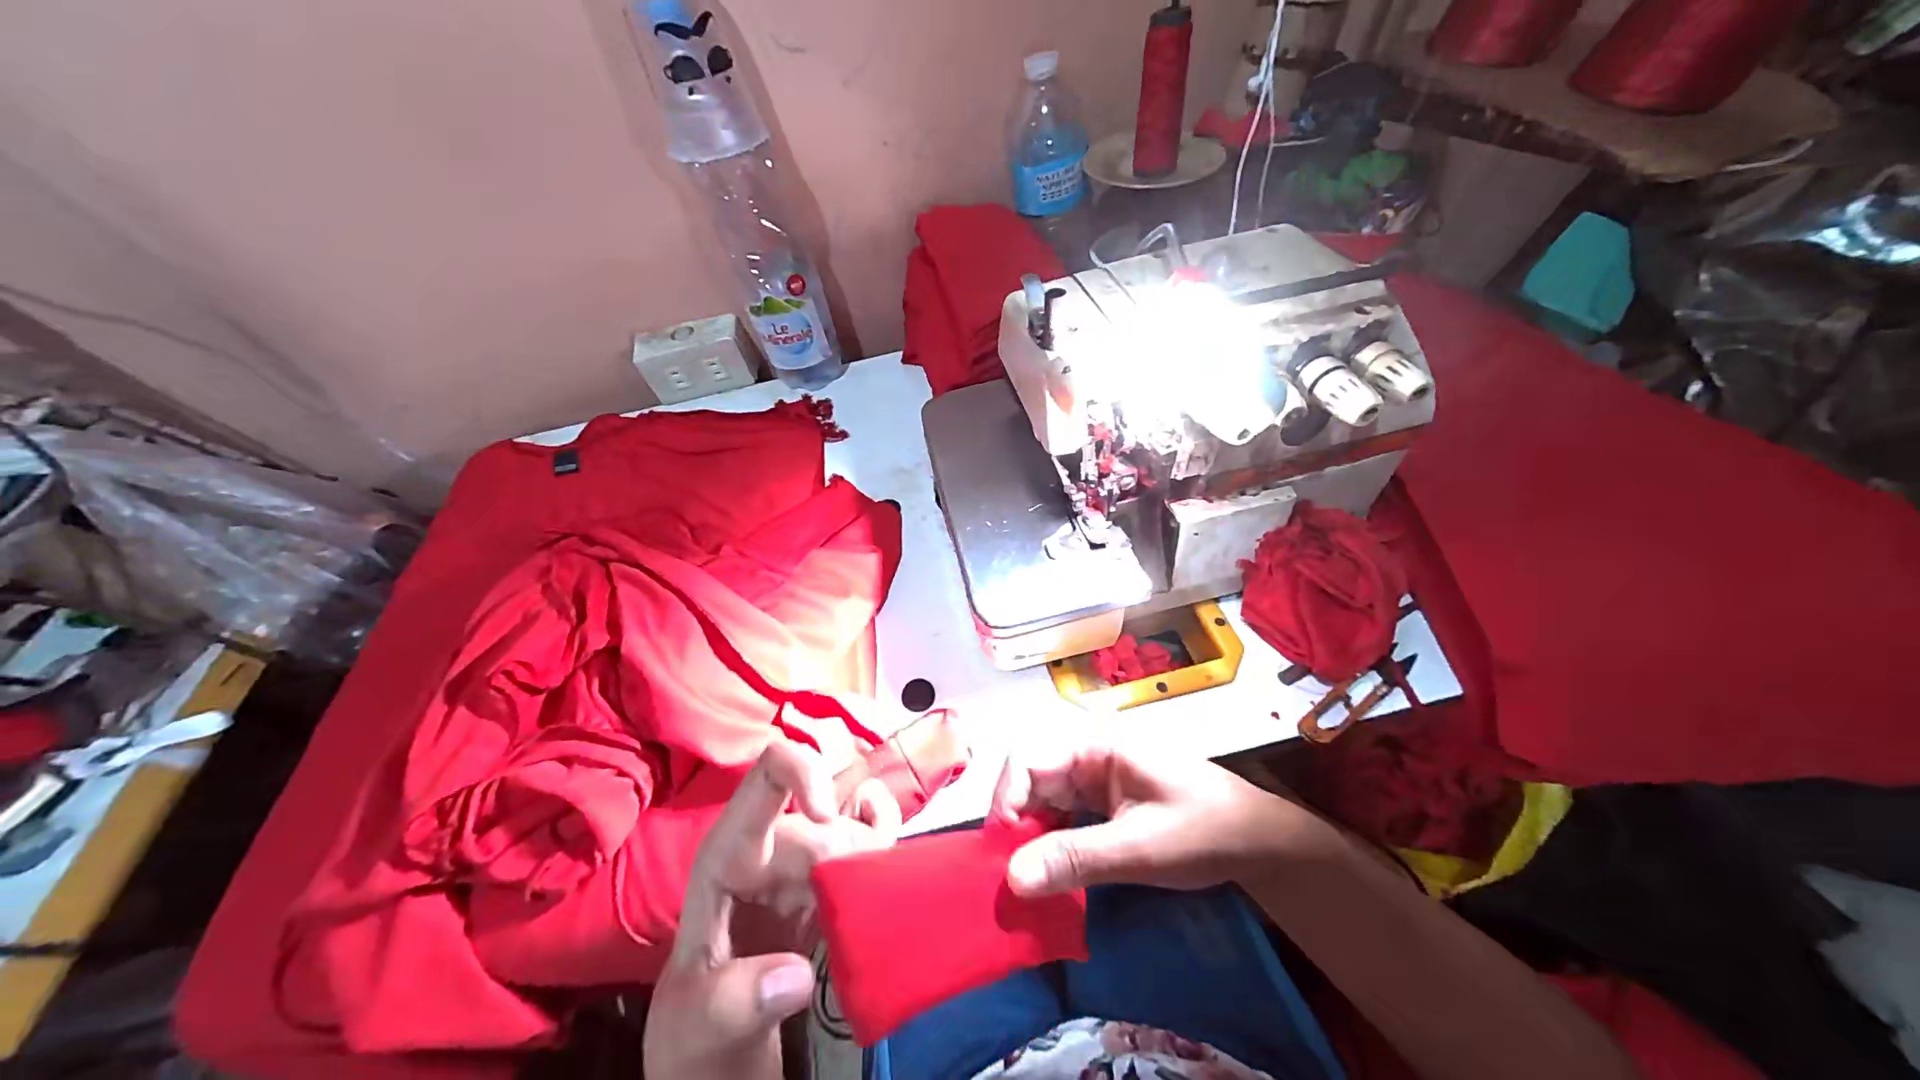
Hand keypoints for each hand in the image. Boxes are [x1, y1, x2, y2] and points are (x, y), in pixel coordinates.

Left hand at [643, 742, 898, 1078]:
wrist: (716, 1041)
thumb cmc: (694, 1025)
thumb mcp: (696, 1024)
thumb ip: (734, 1000)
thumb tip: (798, 976)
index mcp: (732, 852)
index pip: (770, 772)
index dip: (805, 772)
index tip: (828, 815)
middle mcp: (775, 841)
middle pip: (832, 813)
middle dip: (852, 851)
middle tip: (853, 911)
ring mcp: (807, 859)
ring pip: (860, 828)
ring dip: (875, 859)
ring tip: (866, 908)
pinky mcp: (832, 879)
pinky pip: (872, 837)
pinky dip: (887, 838)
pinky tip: (887, 859)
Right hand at [991, 730, 1327, 896]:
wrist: (1259, 842)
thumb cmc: (1204, 830)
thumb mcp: (1139, 847)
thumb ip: (1074, 858)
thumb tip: (1013, 879)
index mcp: (1095, 746)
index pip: (1028, 760)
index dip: (1009, 801)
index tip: (1004, 853)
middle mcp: (1088, 756)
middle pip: (1031, 780)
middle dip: (1017, 824)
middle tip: (1013, 874)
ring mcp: (1095, 778)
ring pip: (1043, 801)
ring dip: (1032, 837)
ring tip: (1028, 880)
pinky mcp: (1102, 801)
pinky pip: (1063, 817)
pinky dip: (1052, 844)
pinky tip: (1052, 874)